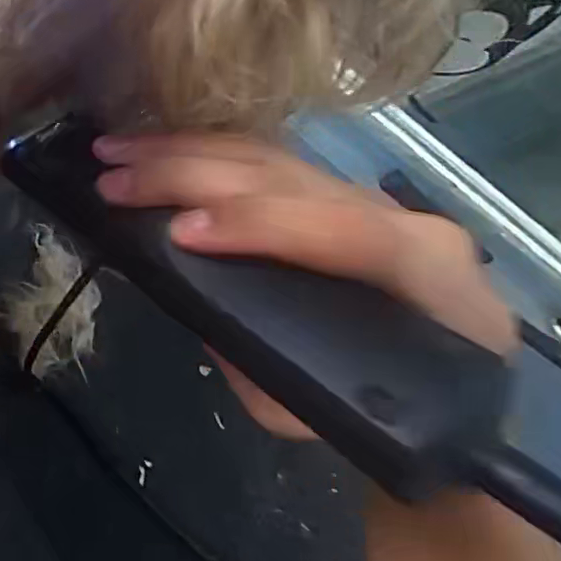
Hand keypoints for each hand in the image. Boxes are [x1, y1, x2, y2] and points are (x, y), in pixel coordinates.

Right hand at [92, 132, 514, 439]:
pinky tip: (152, 145)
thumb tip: (193, 293)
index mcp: (424, 274)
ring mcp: (355, 190)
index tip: (180, 233)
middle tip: (112, 180)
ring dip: (177, 149)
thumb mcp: (325, 412)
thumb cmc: (391, 416)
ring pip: (262, 154)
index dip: (259, 224)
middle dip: (188, 174)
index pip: (341, 230)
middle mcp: (393, 214)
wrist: (448, 394)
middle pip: (283, 176)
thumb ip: (262, 365)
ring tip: (115, 151)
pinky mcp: (321, 184)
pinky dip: (195, 148)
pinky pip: (255, 155)